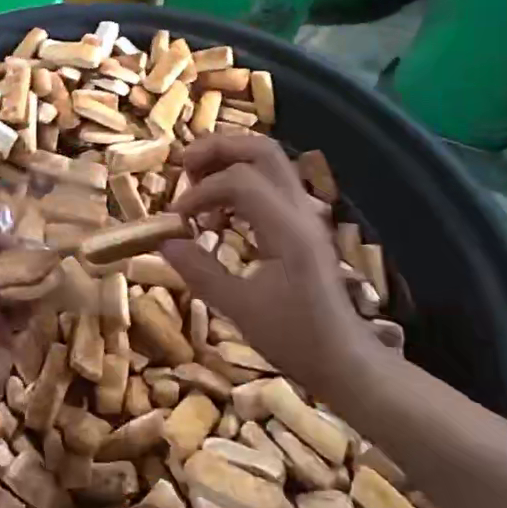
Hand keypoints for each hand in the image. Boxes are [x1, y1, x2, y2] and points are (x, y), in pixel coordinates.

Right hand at [158, 133, 382, 384]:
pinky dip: (242, 182)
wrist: (343, 359)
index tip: (176, 219)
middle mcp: (301, 210)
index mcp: (287, 228)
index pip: (240, 181)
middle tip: (183, 166)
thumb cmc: (295, 338)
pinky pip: (272, 184)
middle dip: (218, 149)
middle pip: (262, 150)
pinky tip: (221, 213)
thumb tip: (163, 242)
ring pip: (270, 162)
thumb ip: (200, 271)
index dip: (200, 192)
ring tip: (197, 184)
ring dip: (230, 162)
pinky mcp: (304, 225)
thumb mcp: (239, 309)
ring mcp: (306, 215)